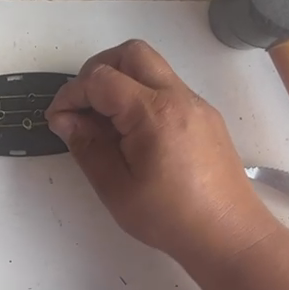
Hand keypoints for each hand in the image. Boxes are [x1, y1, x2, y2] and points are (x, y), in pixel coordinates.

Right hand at [46, 40, 278, 266]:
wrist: (230, 236)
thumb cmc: (170, 217)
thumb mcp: (115, 188)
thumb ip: (87, 146)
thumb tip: (65, 120)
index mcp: (154, 113)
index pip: (101, 79)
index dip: (71, 94)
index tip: (58, 120)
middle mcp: (178, 97)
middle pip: (131, 53)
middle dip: (96, 71)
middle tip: (81, 106)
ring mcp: (196, 104)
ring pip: (150, 67)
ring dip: (120, 82)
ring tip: (103, 121)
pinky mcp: (204, 117)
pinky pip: (165, 88)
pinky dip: (139, 96)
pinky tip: (129, 133)